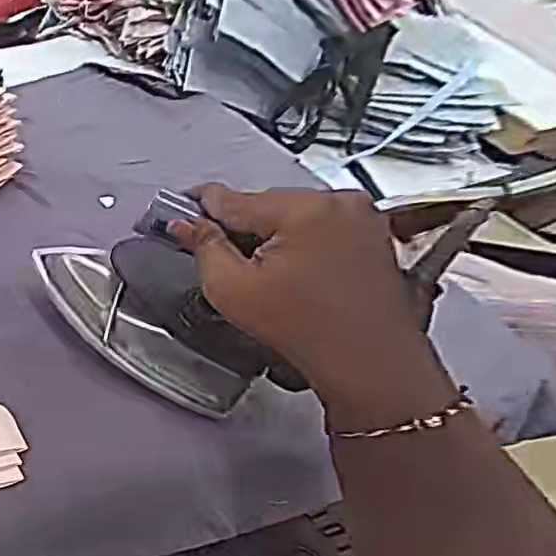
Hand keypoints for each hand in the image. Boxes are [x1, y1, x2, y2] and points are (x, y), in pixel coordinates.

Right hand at [170, 186, 456, 430]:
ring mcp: (360, 214)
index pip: (234, 198)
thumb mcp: (232, 290)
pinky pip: (320, 224)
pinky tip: (292, 276)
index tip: (184, 209)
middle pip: (265, 204)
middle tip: (223, 262)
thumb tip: (188, 225)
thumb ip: (204, 248)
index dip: (200, 204)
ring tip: (265, 278)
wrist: (365, 357)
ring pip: (292, 214)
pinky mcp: (371, 231)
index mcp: (303, 210)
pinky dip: (300, 242)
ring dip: (270, 236)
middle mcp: (338, 202)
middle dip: (240, 228)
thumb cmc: (309, 329)